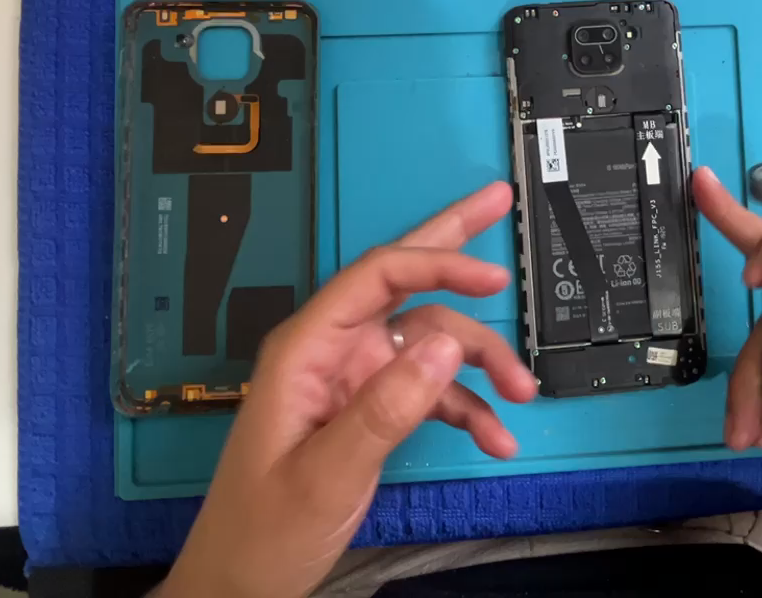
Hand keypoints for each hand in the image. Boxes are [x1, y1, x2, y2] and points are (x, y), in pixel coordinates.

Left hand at [165, 182, 537, 597]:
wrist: (241, 586)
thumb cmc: (262, 531)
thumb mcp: (324, 473)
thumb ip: (386, 406)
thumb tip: (446, 342)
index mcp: (309, 345)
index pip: (379, 276)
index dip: (439, 265)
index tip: (491, 277)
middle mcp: (338, 346)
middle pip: (403, 276)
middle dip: (452, 242)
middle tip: (496, 202)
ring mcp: (359, 374)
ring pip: (432, 340)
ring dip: (480, 361)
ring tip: (520, 390)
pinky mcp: (375, 405)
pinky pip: (432, 389)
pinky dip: (468, 407)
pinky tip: (495, 433)